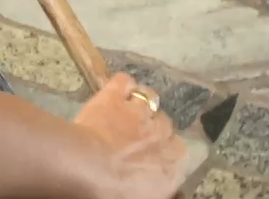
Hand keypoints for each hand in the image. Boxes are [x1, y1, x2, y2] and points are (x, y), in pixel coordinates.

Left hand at [72, 73, 185, 198]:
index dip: (166, 150)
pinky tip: (117, 89)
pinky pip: (125, 81)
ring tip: (129, 108)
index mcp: (171, 167)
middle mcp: (160, 136)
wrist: (88, 167)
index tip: (154, 154)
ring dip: (142, 102)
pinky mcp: (114, 95)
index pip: (180, 151)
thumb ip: (155, 186)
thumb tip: (150, 183)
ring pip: (150, 97)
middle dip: (153, 127)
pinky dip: (123, 84)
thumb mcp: (143, 198)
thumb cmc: (114, 194)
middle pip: (165, 123)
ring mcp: (137, 111)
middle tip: (136, 134)